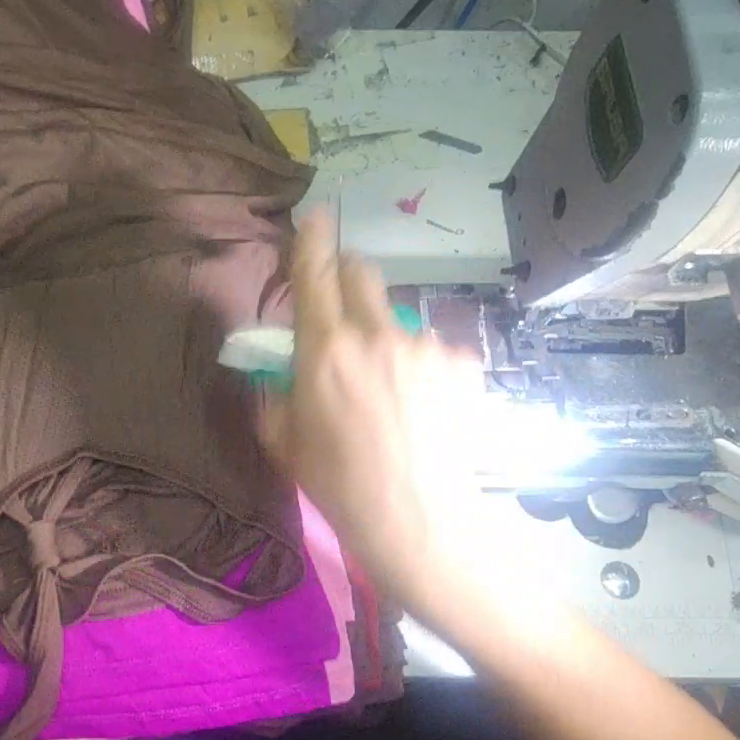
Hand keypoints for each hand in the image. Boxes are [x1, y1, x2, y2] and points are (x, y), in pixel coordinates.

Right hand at [260, 215, 488, 608]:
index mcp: (325, 349)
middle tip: (340, 315)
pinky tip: (423, 408)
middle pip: (362, 271)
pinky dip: (420, 367)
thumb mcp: (285, 442)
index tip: (314, 217)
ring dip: (384, 335)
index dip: (311, 237)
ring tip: (389, 391)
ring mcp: (425, 346)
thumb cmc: (339, 486)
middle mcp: (376, 333)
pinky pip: (432, 350)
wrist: (420, 522)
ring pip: (397, 316)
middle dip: (345, 279)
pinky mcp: (462, 365)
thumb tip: (283, 367)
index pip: (315, 271)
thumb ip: (277, 391)